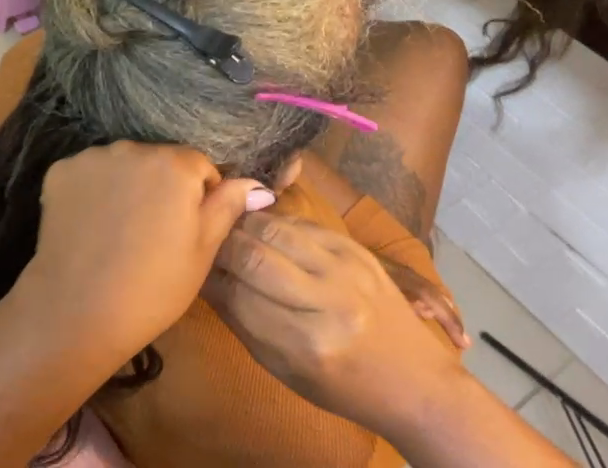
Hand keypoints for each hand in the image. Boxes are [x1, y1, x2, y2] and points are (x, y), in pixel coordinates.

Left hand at [16, 142, 263, 363]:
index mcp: (173, 164)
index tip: (185, 229)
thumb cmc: (154, 287)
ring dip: (126, 185)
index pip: (198, 164)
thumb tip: (257, 185)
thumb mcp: (203, 252)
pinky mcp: (59, 171)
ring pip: (120, 165)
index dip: (199, 195)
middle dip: (160, 187)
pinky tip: (91, 226)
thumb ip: (227, 207)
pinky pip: (86, 174)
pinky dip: (92, 191)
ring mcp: (90, 157)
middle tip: (153, 233)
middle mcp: (130, 148)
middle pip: (156, 160)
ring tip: (120, 232)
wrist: (78, 309)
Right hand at [202, 212, 467, 435]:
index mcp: (306, 343)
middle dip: (219, 245)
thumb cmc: (342, 385)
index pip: (235, 294)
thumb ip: (239, 317)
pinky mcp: (355, 249)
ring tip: (228, 232)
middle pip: (251, 254)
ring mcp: (346, 270)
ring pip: (271, 228)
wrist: (417, 383)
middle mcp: (327, 303)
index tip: (190, 266)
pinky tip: (263, 232)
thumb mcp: (283, 367)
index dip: (206, 276)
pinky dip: (272, 224)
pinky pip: (298, 223)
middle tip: (203, 242)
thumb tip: (199, 274)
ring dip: (241, 226)